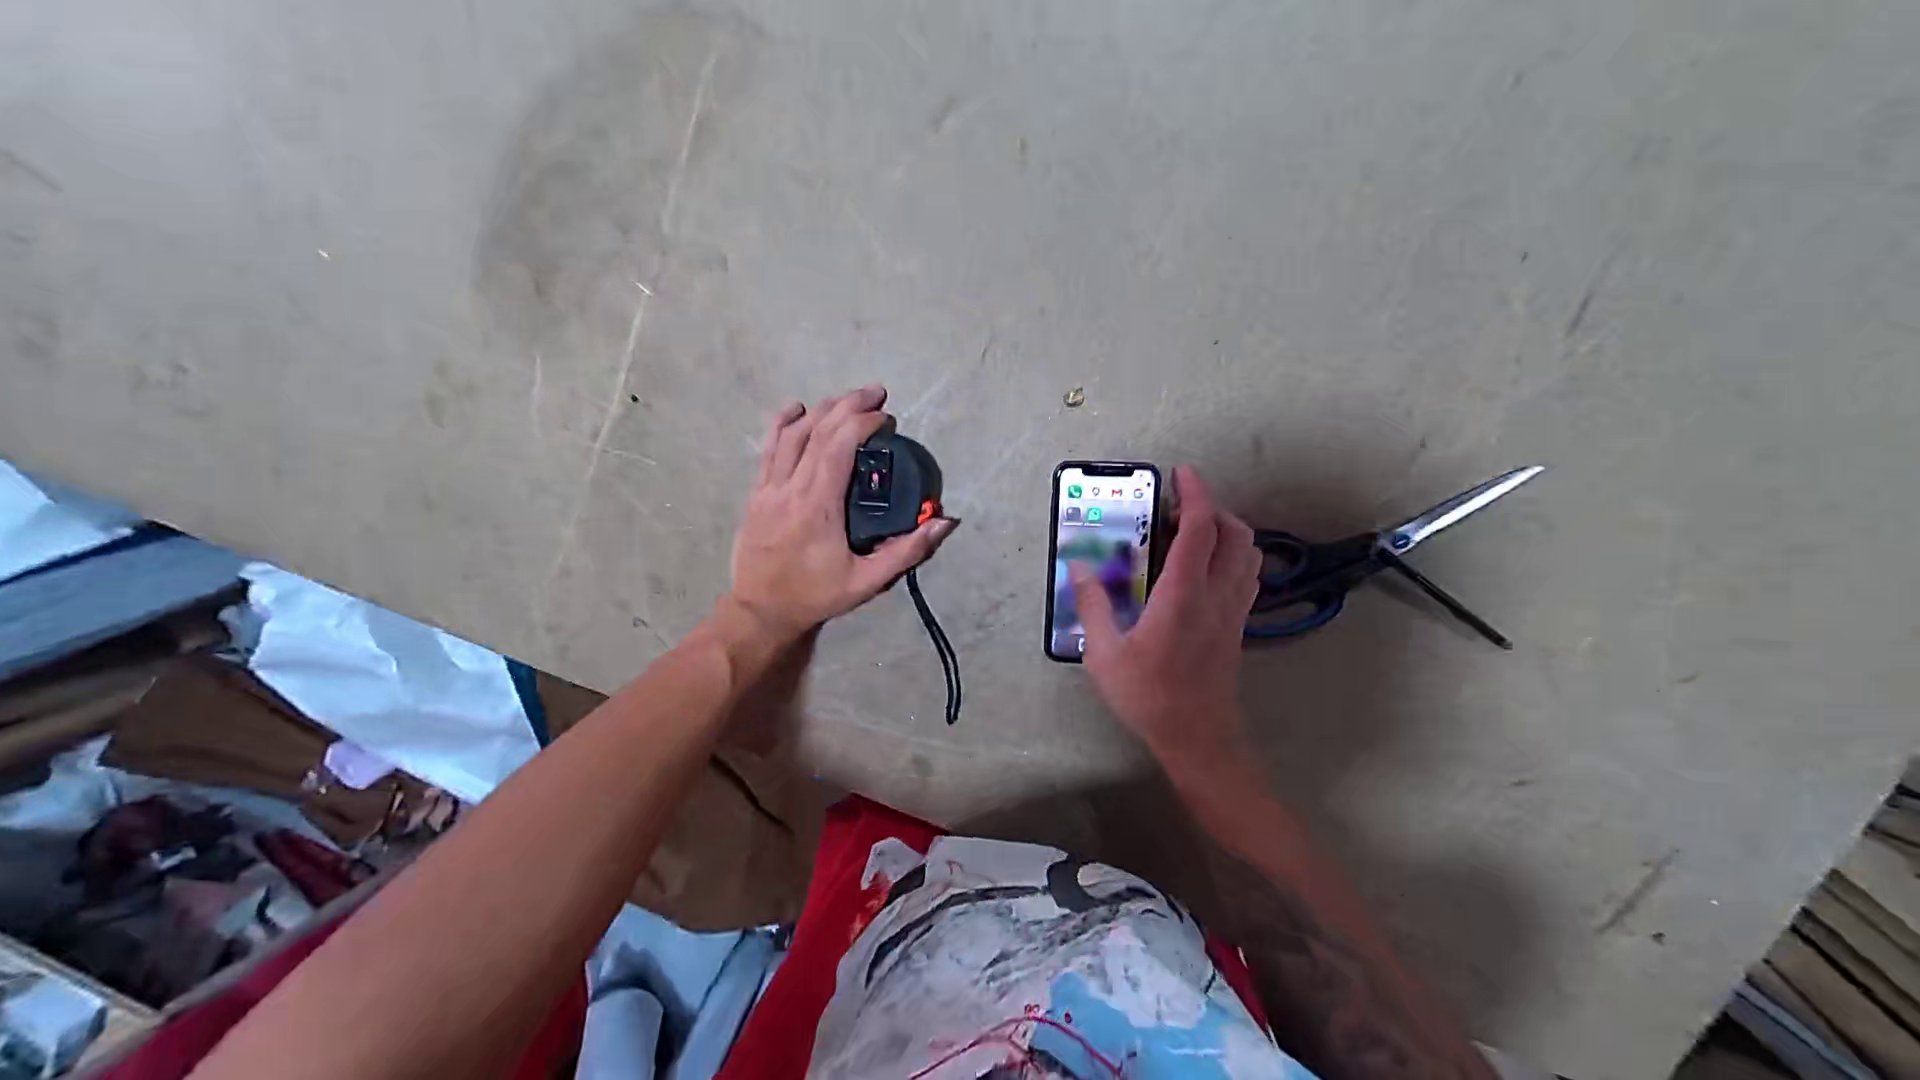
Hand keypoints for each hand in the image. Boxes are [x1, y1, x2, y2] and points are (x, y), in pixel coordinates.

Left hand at [724, 386, 957, 642]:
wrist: (761, 610)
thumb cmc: (816, 595)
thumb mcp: (867, 581)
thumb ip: (907, 551)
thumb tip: (944, 523)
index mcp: (818, 506)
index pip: (839, 447)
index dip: (863, 422)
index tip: (887, 418)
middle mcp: (791, 488)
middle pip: (818, 431)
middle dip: (849, 405)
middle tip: (877, 393)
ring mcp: (769, 488)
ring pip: (792, 435)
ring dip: (821, 409)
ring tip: (847, 399)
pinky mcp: (757, 493)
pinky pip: (767, 450)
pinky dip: (782, 424)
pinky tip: (796, 408)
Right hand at [1070, 466, 1259, 766]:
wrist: (1198, 738)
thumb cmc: (1149, 697)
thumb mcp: (1104, 654)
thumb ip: (1092, 605)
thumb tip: (1079, 568)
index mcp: (1183, 595)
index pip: (1201, 529)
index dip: (1194, 494)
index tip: (1181, 474)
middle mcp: (1217, 595)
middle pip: (1236, 533)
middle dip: (1212, 508)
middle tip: (1177, 508)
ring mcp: (1234, 611)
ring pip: (1248, 553)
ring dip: (1226, 531)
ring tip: (1191, 533)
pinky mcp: (1238, 626)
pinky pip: (1247, 576)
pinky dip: (1232, 556)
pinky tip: (1203, 568)